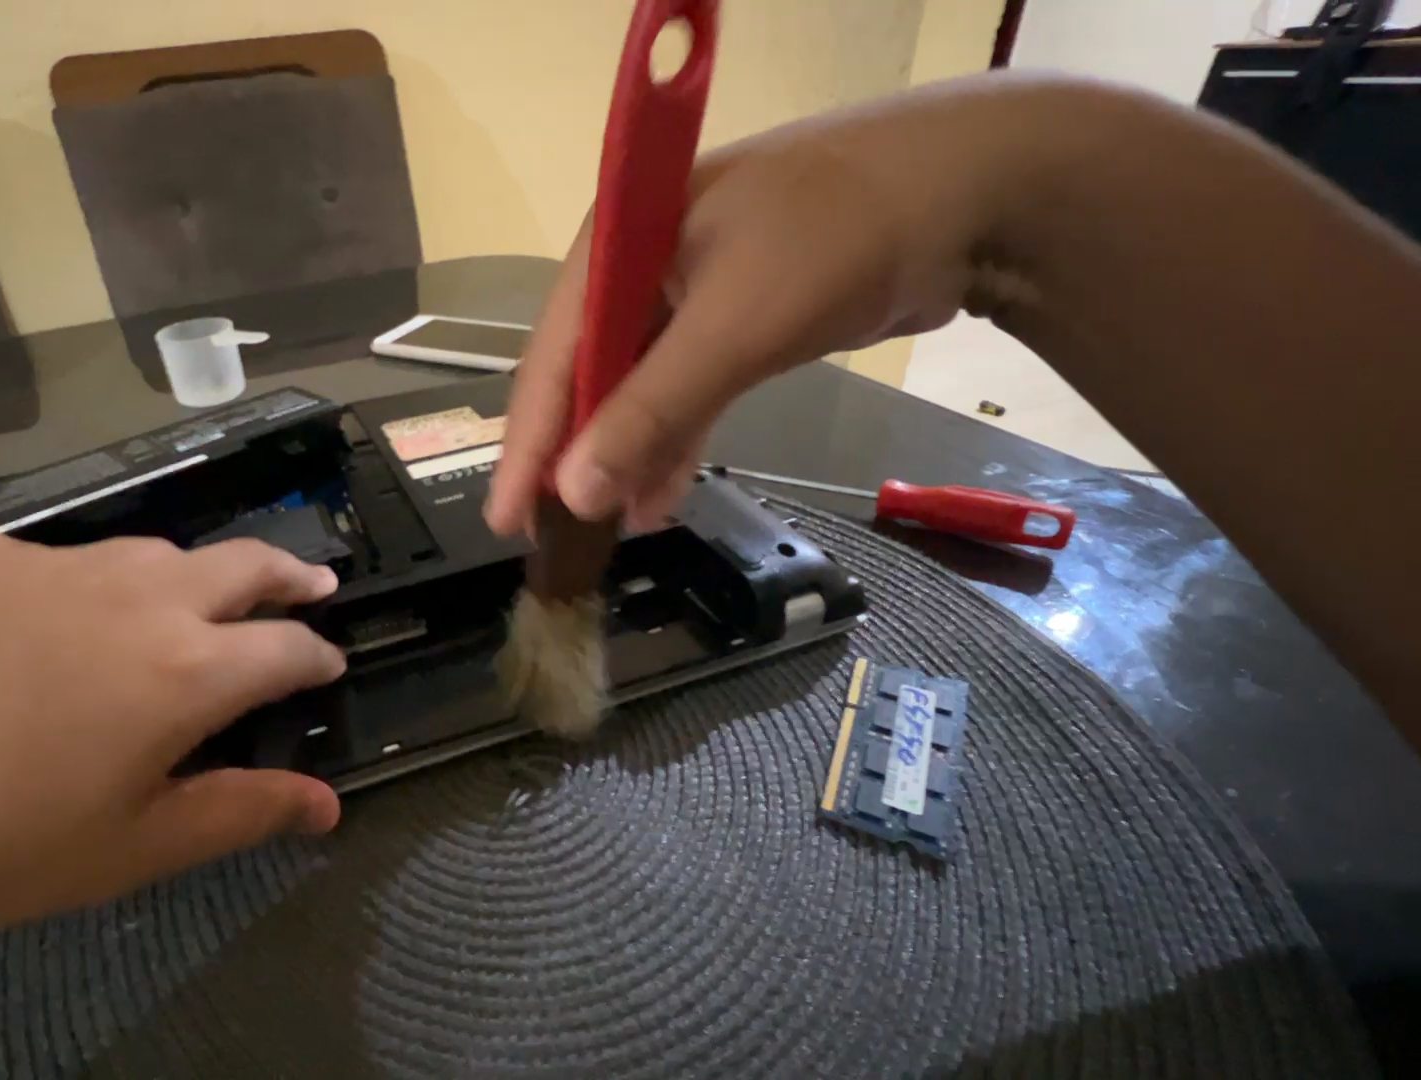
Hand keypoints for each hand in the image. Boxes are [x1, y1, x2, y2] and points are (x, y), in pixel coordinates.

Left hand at [0, 532, 346, 940]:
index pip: (287, 647)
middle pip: (245, 562)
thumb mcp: (131, 850)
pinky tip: (44, 631)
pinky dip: (84, 590)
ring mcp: (55, 563)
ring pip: (154, 554)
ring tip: (184, 609)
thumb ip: (243, 815)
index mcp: (187, 669)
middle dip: (290, 574)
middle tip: (311, 584)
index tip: (329, 663)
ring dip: (190, 579)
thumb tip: (328, 806)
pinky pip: (58, 564)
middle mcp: (139, 595)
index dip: (318, 656)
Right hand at [486, 78, 1027, 534]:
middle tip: (550, 533)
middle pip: (582, 379)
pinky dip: (672, 445)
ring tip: (611, 530)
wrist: (973, 195)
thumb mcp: (736, 327)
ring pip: (632, 395)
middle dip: (571, 457)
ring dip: (623, 461)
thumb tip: (574, 493)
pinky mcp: (726, 327)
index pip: (548, 358)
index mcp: (615, 246)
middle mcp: (634, 271)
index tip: (505, 517)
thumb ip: (651, 411)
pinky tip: (660, 498)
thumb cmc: (838, 238)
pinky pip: (681, 396)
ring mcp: (682, 300)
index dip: (526, 443)